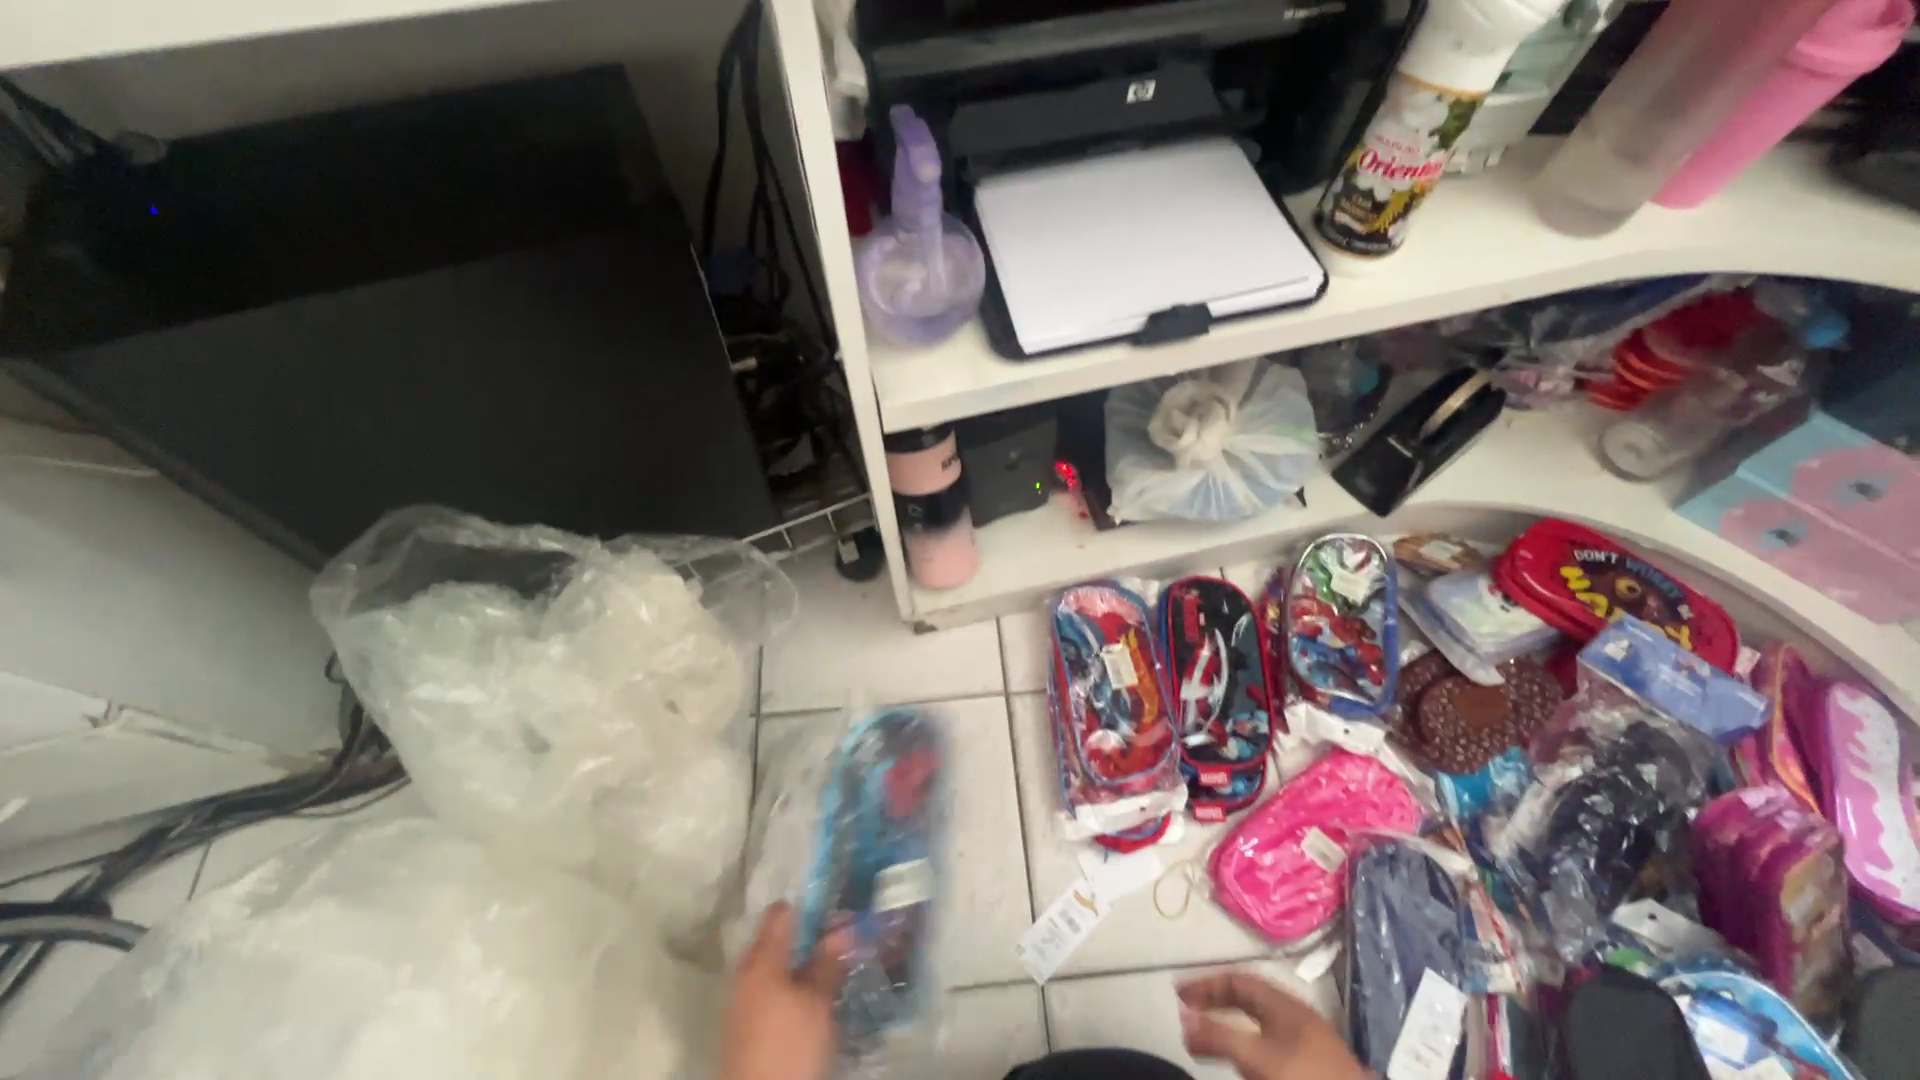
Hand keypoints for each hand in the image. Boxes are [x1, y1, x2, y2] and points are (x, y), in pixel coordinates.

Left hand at [720, 902, 850, 1079]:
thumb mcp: (818, 1003)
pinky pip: (768, 989)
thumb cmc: (790, 1046)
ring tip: (831, 962)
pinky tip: (810, 993)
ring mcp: (741, 1000)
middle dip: (807, 933)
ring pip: (773, 965)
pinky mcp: (744, 1025)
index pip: (780, 913)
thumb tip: (841, 928)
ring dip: (799, 960)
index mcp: (760, 960)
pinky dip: (789, 983)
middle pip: (775, 939)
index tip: (835, 900)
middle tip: (841, 932)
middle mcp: (745, 973)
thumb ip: (827, 962)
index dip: (808, 903)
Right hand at [1177, 971, 1366, 1079]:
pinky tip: (1242, 1067)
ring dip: (1231, 1026)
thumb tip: (1184, 1019)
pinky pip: (1270, 1046)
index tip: (1179, 995)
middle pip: (1249, 999)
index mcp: (1282, 1004)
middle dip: (1216, 1003)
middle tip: (1187, 1012)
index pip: (1237, 980)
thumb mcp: (1256, 1058)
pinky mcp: (1311, 1067)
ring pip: (1260, 1023)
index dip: (1206, 984)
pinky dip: (1247, 1048)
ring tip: (1207, 1040)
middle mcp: (1294, 1016)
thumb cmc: (1304, 1079)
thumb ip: (1218, 1037)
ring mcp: (1306, 1042)